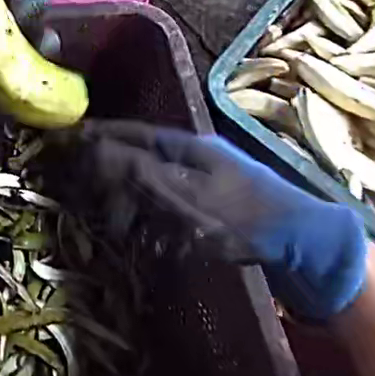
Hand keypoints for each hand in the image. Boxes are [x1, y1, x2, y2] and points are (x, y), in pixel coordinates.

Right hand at [80, 120, 366, 320]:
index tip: (67, 139)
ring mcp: (205, 178)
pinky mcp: (214, 204)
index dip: (97, 135)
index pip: (130, 133)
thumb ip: (138, 171)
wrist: (307, 243)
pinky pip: (170, 200)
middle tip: (81, 181)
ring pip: (153, 178)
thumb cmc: (243, 214)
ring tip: (110, 214)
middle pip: (139, 154)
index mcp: (185, 145)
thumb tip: (92, 147)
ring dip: (128, 194)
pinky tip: (144, 229)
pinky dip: (151, 211)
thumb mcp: (186, 192)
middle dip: (108, 167)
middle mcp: (193, 155)